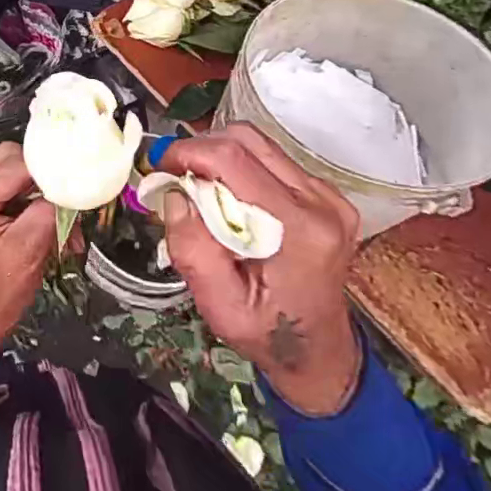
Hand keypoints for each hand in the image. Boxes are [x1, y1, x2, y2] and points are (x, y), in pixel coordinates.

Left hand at [0, 142, 57, 358]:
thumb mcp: (28, 250)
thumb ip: (49, 209)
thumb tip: (74, 182)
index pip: (18, 165)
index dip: (52, 168)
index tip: (82, 176)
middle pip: (14, 158)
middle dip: (45, 175)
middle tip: (69, 197)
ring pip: (13, 166)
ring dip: (39, 185)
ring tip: (59, 212)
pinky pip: (8, 181)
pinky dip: (30, 194)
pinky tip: (46, 214)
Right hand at [159, 124, 363, 414]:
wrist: (318, 350)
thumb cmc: (268, 334)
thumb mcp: (220, 308)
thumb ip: (194, 252)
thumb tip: (176, 195)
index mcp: (299, 230)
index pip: (235, 160)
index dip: (190, 152)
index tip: (162, 168)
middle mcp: (321, 202)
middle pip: (248, 140)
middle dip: (202, 149)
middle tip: (176, 176)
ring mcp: (328, 194)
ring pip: (261, 144)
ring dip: (222, 156)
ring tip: (200, 186)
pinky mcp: (326, 193)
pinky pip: (273, 159)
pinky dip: (242, 167)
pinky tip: (230, 197)